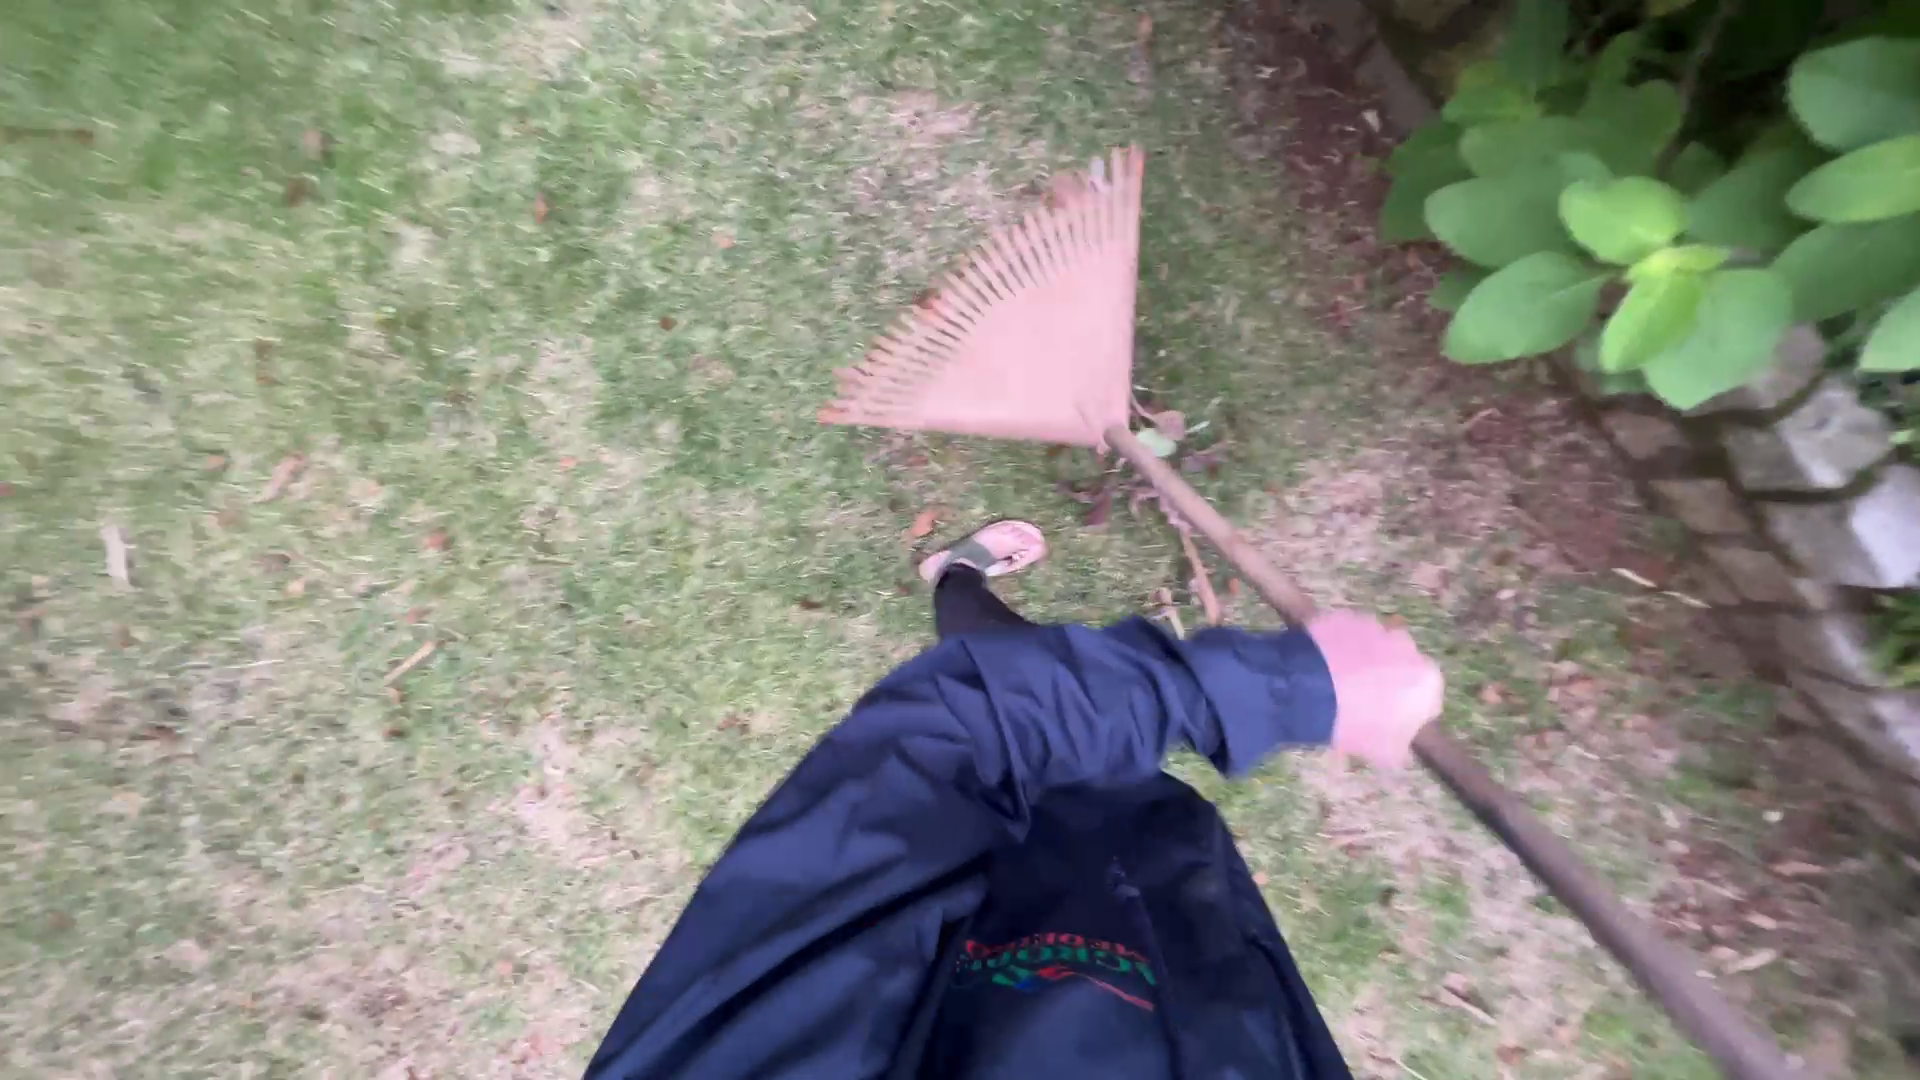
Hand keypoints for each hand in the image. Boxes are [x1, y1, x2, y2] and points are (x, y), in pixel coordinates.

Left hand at [1307, 611, 1443, 768]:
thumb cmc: (1354, 725)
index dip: (1402, 705)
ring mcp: (1373, 625)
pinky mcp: (1342, 615)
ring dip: (1359, 655)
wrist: (1306, 690)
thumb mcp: (1386, 752)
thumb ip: (1401, 745)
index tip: (1381, 714)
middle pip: (1399, 662)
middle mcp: (1407, 645)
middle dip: (1383, 675)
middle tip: (1354, 693)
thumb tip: (1400, 745)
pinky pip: (1342, 630)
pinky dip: (1334, 640)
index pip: (1423, 695)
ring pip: (1371, 642)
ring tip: (1331, 675)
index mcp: (1427, 680)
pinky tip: (1317, 657)